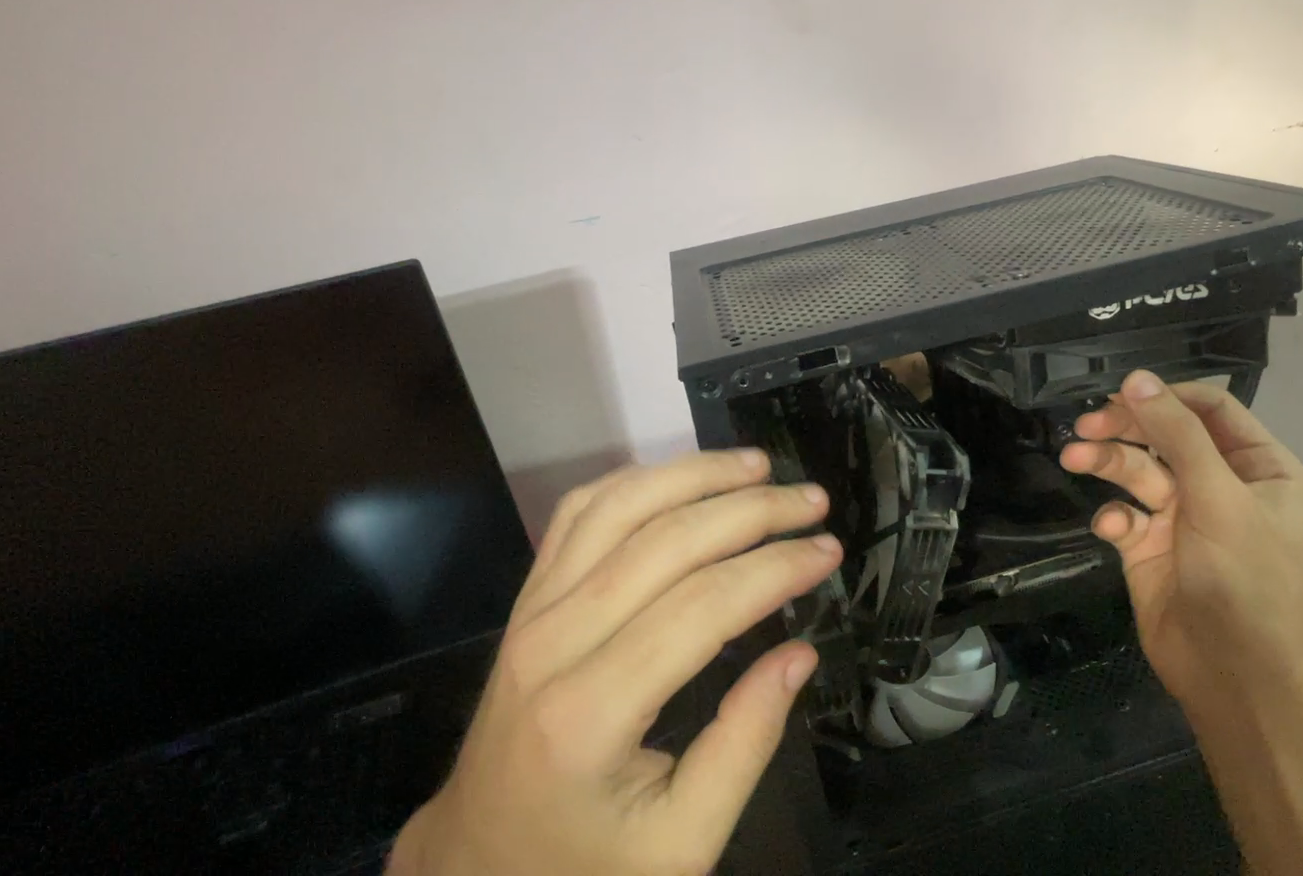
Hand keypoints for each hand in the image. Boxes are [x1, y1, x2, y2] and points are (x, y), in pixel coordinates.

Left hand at [389, 450, 840, 875]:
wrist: (474, 859)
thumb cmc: (583, 862)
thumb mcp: (679, 843)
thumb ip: (744, 745)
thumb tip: (800, 654)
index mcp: (592, 713)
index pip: (703, 606)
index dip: (775, 568)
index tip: (828, 552)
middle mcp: (554, 643)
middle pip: (664, 542)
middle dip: (750, 510)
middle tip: (811, 501)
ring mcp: (531, 612)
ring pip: (617, 508)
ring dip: (692, 474)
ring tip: (757, 466)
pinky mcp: (526, 599)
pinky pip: (577, 514)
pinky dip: (634, 481)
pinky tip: (681, 477)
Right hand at [1059, 370, 1302, 710]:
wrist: (1237, 680)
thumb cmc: (1247, 581)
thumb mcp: (1219, 499)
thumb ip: (1177, 436)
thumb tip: (1136, 378)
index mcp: (1259, 469)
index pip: (1211, 410)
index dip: (1166, 397)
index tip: (1123, 394)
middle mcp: (1220, 486)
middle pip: (1164, 437)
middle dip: (1126, 428)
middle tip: (1085, 425)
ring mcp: (1182, 518)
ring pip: (1136, 472)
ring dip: (1106, 462)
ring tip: (1074, 458)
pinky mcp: (1148, 549)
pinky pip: (1122, 516)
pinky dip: (1112, 517)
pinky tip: (1111, 529)